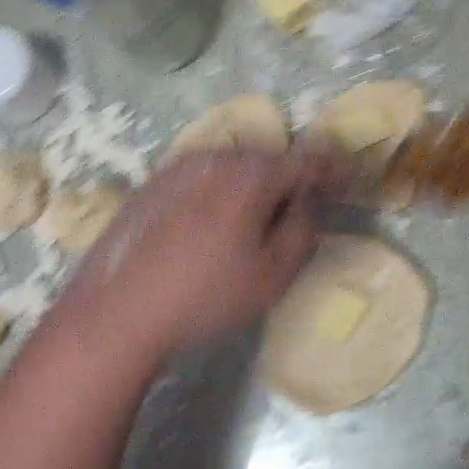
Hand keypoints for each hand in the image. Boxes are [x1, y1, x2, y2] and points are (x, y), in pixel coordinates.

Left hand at [51, 148, 348, 358]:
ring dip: (254, 182)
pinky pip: (203, 177)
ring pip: (232, 166)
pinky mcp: (152, 184)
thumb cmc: (205, 296)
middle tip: (306, 202)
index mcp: (250, 175)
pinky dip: (221, 189)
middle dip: (291, 176)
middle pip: (267, 159)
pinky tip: (215, 220)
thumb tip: (309, 202)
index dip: (333, 169)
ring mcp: (178, 167)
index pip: (307, 160)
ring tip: (261, 213)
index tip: (350, 179)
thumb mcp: (272, 275)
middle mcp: (215, 158)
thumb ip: (303, 230)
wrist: (118, 310)